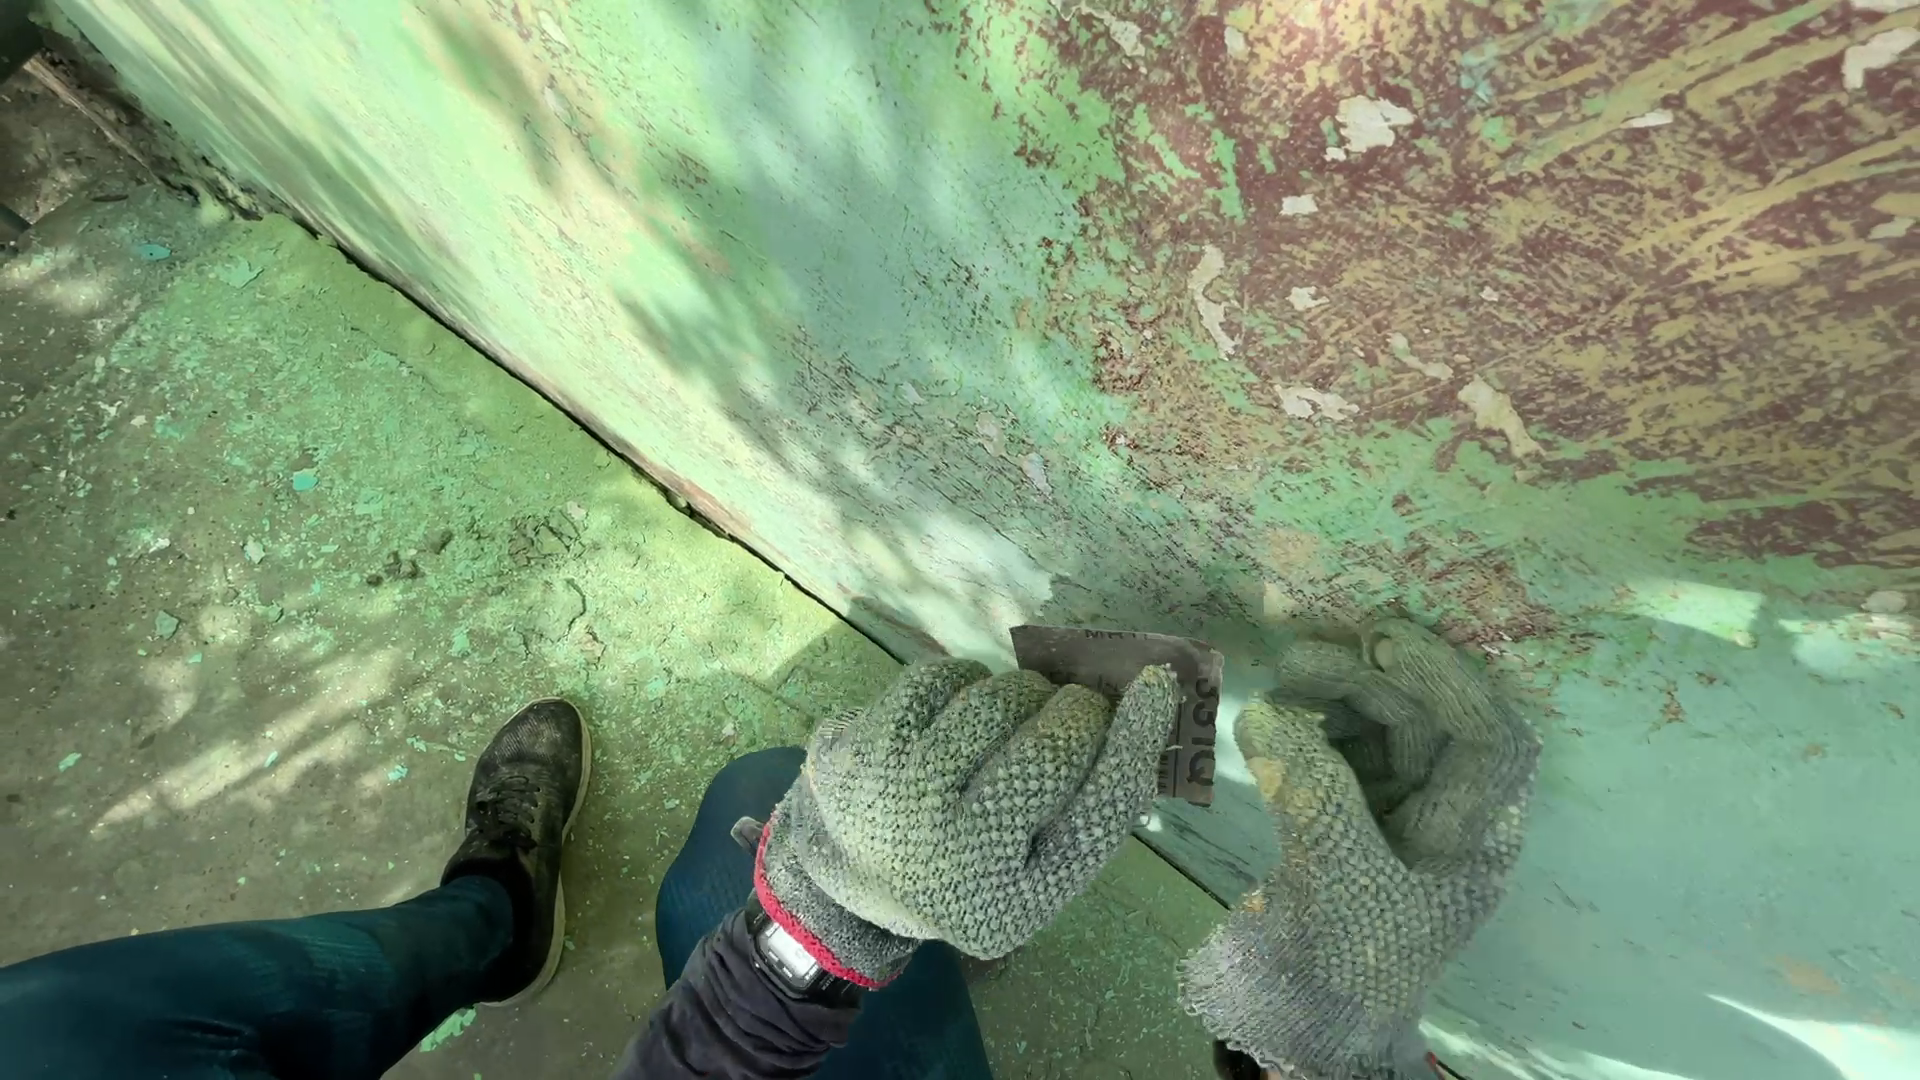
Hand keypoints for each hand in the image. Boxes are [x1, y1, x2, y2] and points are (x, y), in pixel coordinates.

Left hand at [755, 658, 1179, 985]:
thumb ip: (1088, 804)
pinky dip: (967, 679)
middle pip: (1049, 751)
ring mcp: (896, 795)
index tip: (1157, 683)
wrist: (851, 865)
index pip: (1096, 815)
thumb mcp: (1030, 867)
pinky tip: (959, 709)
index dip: (1135, 741)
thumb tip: (1141, 706)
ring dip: (1022, 691)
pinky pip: (941, 676)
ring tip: (1013, 713)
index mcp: (1009, 902)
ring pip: (995, 700)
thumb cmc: (962, 862)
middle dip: (1076, 710)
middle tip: (1075, 706)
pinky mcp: (858, 744)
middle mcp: (951, 856)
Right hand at [1180, 620, 1539, 1077]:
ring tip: (1277, 682)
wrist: (1294, 1016)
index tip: (1386, 639)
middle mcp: (1436, 817)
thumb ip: (1314, 791)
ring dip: (1328, 697)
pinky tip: (1267, 721)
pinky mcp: (1333, 815)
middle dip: (1363, 683)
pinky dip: (1297, 727)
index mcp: (1472, 839)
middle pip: (1418, 726)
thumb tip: (1268, 709)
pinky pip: (1325, 752)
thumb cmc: (1344, 961)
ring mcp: (1381, 815)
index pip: (1488, 741)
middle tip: (1296, 658)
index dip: (1449, 681)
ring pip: (1370, 731)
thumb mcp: (1341, 878)